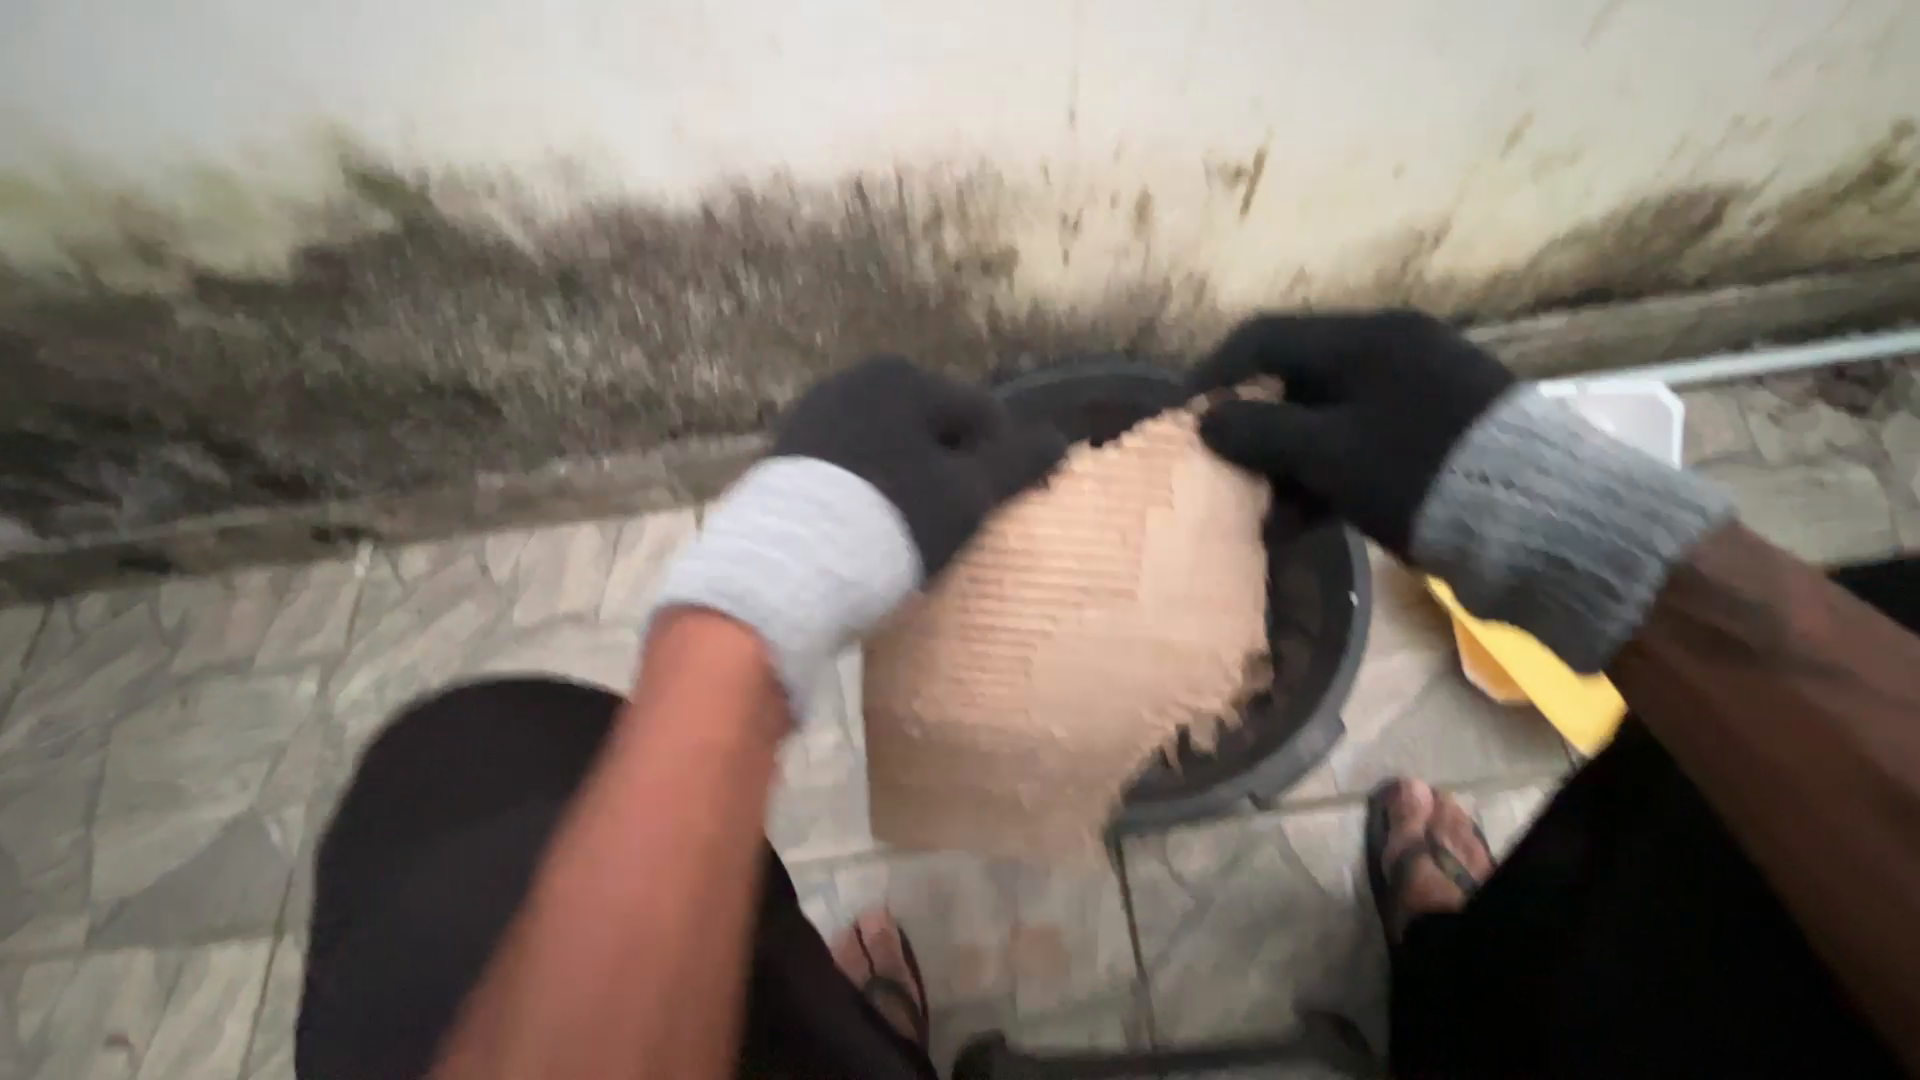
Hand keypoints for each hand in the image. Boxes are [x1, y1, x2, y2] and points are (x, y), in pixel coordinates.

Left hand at [652, 356, 1065, 715]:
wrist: (781, 574)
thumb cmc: (889, 524)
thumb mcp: (967, 496)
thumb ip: (1018, 464)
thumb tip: (1060, 439)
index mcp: (902, 378)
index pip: (980, 413)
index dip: (1002, 458)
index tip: (1002, 504)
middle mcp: (851, 381)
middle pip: (929, 428)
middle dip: (950, 468)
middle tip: (956, 523)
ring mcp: (808, 418)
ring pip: (886, 448)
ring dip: (908, 481)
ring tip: (910, 534)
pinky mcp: (780, 459)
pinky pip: (846, 469)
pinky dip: (866, 493)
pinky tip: (865, 531)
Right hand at [1187, 311, 1512, 557]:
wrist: (1541, 520)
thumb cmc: (1419, 473)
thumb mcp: (1327, 453)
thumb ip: (1259, 432)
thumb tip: (1206, 421)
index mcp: (1365, 338)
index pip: (1264, 337)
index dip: (1213, 373)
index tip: (1183, 415)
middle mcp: (1390, 350)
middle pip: (1291, 380)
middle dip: (1250, 427)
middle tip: (1221, 468)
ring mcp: (1416, 390)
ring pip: (1322, 417)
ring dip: (1285, 462)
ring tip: (1263, 513)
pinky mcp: (1434, 429)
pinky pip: (1357, 442)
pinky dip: (1323, 475)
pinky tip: (1303, 519)